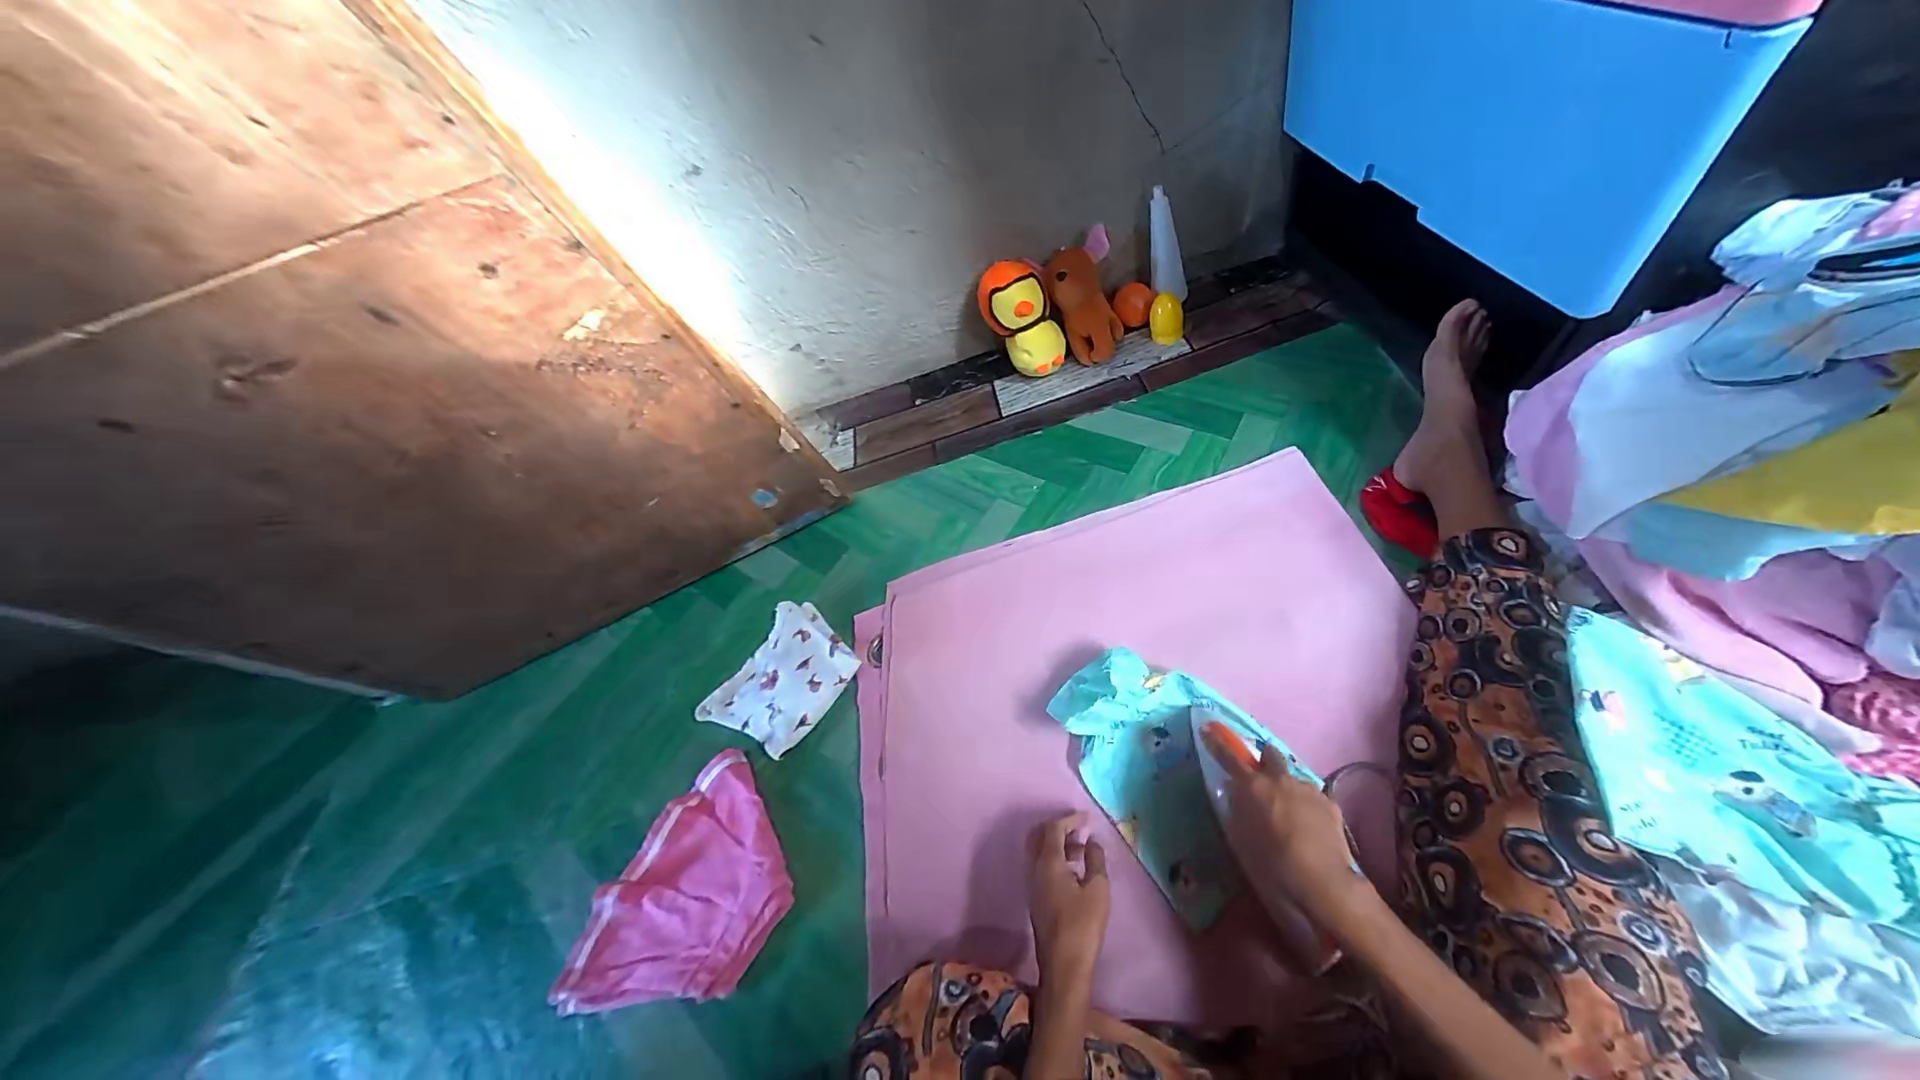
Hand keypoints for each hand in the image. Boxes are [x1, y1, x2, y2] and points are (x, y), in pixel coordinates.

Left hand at [1026, 811, 1109, 978]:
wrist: (1063, 964)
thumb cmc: (1083, 925)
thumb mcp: (1097, 889)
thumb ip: (1095, 859)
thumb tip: (1091, 841)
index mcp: (1048, 862)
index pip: (1053, 829)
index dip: (1069, 819)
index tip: (1087, 818)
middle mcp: (1034, 868)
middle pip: (1040, 836)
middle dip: (1059, 828)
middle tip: (1080, 829)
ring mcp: (1032, 883)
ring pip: (1039, 851)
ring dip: (1057, 844)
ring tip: (1082, 849)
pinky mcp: (1035, 897)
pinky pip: (1041, 865)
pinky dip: (1055, 857)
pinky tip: (1073, 869)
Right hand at [1200, 724, 1369, 922]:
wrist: (1323, 884)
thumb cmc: (1270, 865)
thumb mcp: (1240, 838)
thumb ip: (1237, 809)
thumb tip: (1238, 794)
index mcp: (1252, 786)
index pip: (1229, 757)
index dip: (1217, 742)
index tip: (1208, 729)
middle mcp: (1280, 779)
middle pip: (1270, 754)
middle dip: (1264, 760)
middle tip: (1261, 779)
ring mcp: (1309, 789)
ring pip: (1294, 778)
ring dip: (1288, 788)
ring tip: (1290, 814)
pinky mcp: (1331, 804)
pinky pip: (1313, 798)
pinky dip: (1308, 806)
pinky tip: (1310, 828)